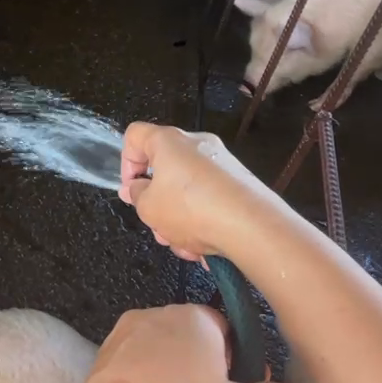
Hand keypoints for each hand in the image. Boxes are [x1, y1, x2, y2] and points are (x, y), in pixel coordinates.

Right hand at [118, 122, 273, 260]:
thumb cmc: (191, 209)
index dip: (126, 162)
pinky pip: (211, 199)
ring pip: (188, 189)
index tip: (132, 190)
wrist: (255, 228)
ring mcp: (223, 164)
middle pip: (164, 167)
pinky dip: (204, 219)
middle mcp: (197, 145)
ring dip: (179, 216)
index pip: (135, 135)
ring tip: (183, 245)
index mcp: (169, 141)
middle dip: (157, 200)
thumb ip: (136, 196)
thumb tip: (135, 189)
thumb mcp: (149, 208)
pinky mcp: (242, 185)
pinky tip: (205, 247)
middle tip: (157, 226)